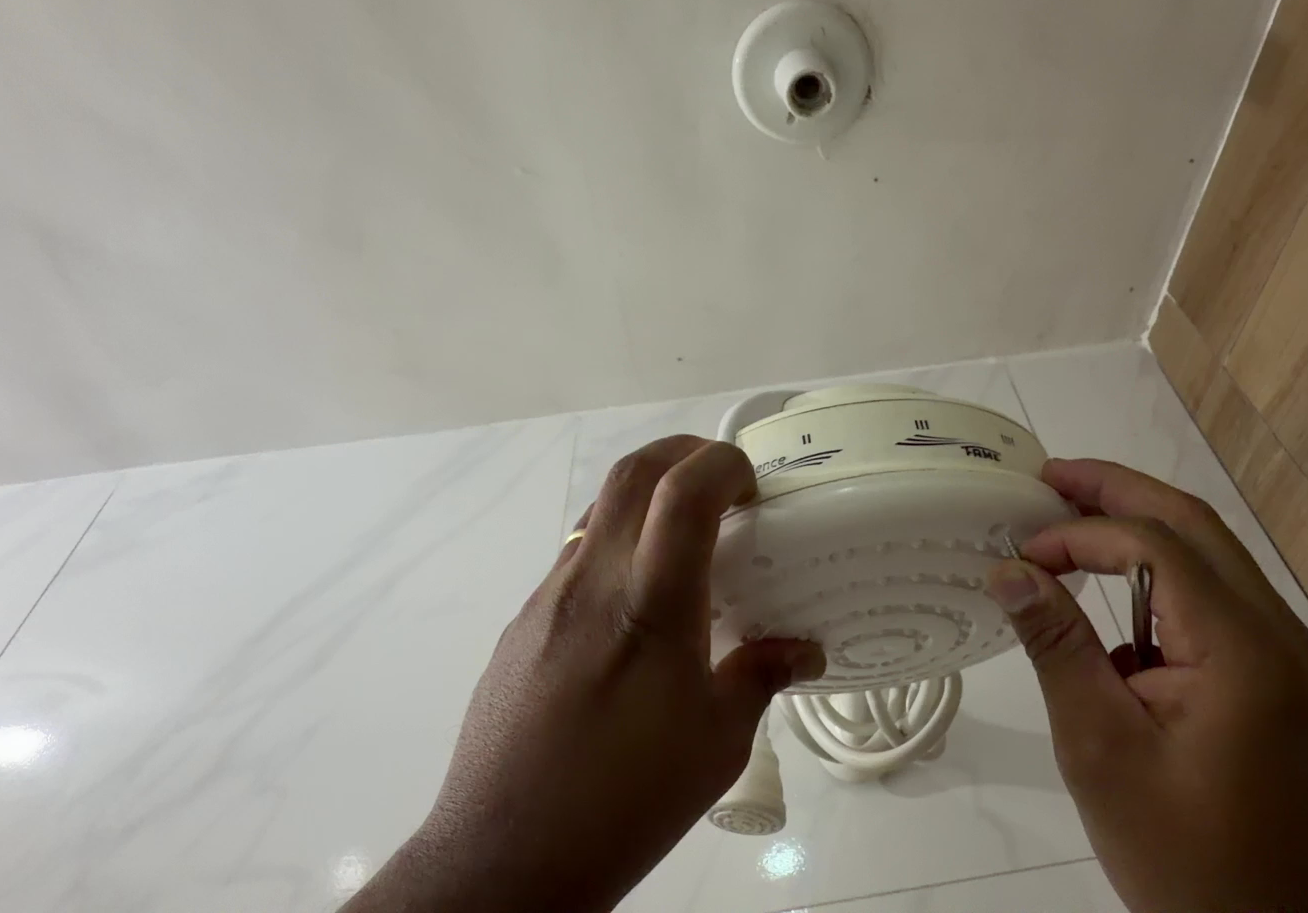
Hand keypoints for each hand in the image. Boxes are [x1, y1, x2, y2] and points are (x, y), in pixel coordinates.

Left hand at [345, 436, 825, 912]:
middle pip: (632, 471)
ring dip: (647, 499)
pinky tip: (635, 610)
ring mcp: (547, 597)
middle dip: (684, 452)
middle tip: (724, 484)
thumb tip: (803, 650)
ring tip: (685, 543)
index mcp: (651, 604)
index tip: (755, 489)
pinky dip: (617, 547)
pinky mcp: (522, 623)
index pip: (684, 490)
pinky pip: (575, 556)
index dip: (725, 464)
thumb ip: (760, 677)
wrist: (504, 856)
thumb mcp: (718, 743)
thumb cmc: (626, 798)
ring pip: (599, 509)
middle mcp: (592, 581)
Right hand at [985, 458, 1307, 912]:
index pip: (1156, 546)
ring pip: (1211, 557)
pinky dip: (1161, 583)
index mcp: (1243, 647)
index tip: (1018, 553)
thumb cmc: (1180, 854)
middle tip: (1049, 477)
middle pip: (1195, 526)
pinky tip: (1114, 606)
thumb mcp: (1100, 748)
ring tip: (1071, 523)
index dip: (1081, 533)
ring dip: (1141, 531)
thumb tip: (1009, 571)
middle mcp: (1279, 634)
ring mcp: (1288, 657)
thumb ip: (1058, 646)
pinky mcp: (1280, 682)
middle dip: (1118, 492)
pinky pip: (1217, 603)